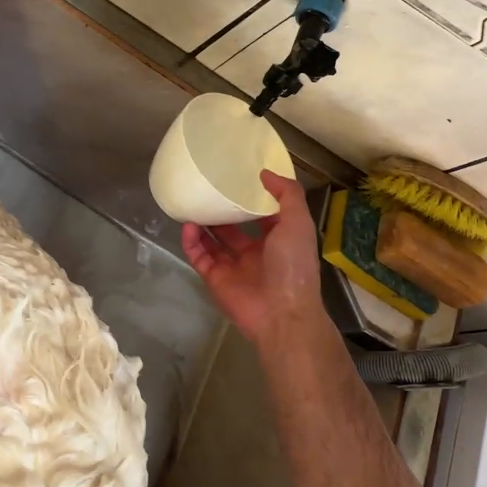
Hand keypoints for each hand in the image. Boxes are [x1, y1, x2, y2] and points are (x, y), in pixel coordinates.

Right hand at [182, 171, 325, 342]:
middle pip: (234, 229)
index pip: (263, 217)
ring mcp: (233, 266)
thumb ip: (287, 195)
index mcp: (278, 241)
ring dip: (202, 224)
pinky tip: (187, 225)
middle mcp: (256, 253)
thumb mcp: (298, 223)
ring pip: (213, 241)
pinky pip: (199, 256)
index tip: (238, 180)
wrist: (281, 312)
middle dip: (221, 212)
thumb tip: (265, 174)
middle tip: (207, 191)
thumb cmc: (293, 265)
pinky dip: (191, 241)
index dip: (253, 201)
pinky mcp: (214, 278)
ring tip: (192, 204)